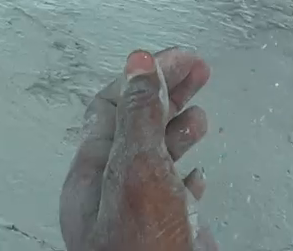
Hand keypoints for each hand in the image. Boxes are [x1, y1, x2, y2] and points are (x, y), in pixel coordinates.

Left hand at [61, 48, 217, 250]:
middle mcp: (110, 190)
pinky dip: (185, 173)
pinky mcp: (163, 234)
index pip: (116, 100)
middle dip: (168, 90)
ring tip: (199, 114)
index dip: (149, 74)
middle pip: (137, 121)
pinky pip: (170, 192)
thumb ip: (138, 116)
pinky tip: (196, 172)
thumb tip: (138, 63)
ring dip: (178, 127)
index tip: (180, 58)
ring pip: (155, 154)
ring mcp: (136, 212)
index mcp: (93, 171)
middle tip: (197, 70)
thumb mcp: (138, 171)